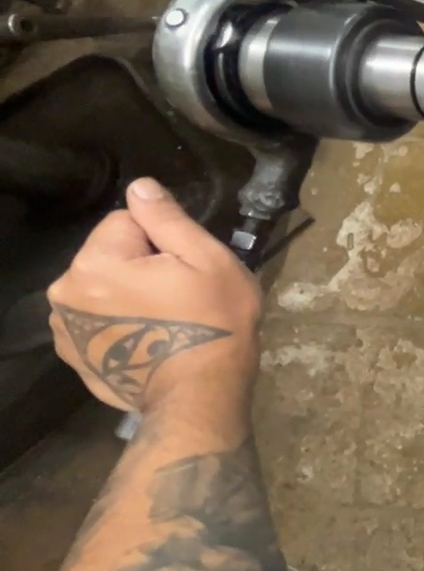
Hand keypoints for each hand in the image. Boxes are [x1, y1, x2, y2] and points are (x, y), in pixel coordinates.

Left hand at [48, 178, 261, 413]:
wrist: (198, 384)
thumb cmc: (213, 315)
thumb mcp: (209, 260)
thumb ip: (169, 222)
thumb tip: (141, 186)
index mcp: (97, 262)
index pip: (126, 220)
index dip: (165, 236)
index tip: (190, 263)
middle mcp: (65, 289)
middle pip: (110, 254)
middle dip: (144, 262)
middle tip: (186, 289)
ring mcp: (63, 324)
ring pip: (102, 286)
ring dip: (130, 291)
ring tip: (170, 315)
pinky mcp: (70, 350)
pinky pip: (96, 316)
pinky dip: (120, 318)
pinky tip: (151, 334)